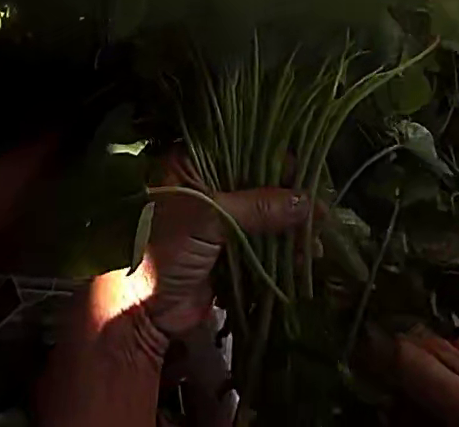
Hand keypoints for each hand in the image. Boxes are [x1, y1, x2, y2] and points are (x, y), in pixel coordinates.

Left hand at [40, 181, 309, 426]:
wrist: (137, 311)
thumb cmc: (163, 246)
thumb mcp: (209, 216)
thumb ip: (258, 207)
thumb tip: (308, 202)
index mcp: (193, 163)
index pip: (242, 147)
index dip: (275, 157)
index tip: (307, 170)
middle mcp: (207, 185)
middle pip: (257, 183)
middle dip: (289, 197)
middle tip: (322, 209)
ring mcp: (217, 220)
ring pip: (263, 216)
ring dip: (290, 227)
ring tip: (318, 239)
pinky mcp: (226, 253)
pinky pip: (261, 245)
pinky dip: (283, 251)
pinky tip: (306, 257)